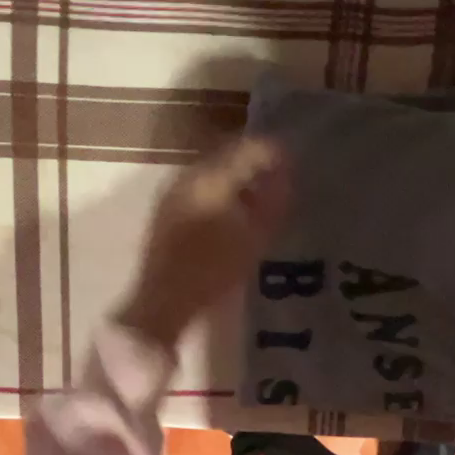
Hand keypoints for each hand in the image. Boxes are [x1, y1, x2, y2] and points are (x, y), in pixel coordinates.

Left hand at [117, 137, 291, 348]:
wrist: (161, 305)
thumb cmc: (210, 273)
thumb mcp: (252, 240)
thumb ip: (272, 203)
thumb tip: (287, 174)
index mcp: (207, 177)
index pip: (245, 148)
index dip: (272, 152)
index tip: (294, 161)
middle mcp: (186, 177)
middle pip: (225, 155)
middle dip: (254, 162)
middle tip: (281, 176)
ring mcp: (172, 194)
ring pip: (212, 172)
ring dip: (237, 178)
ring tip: (263, 196)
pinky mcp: (166, 214)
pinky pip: (200, 189)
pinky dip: (222, 193)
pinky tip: (236, 213)